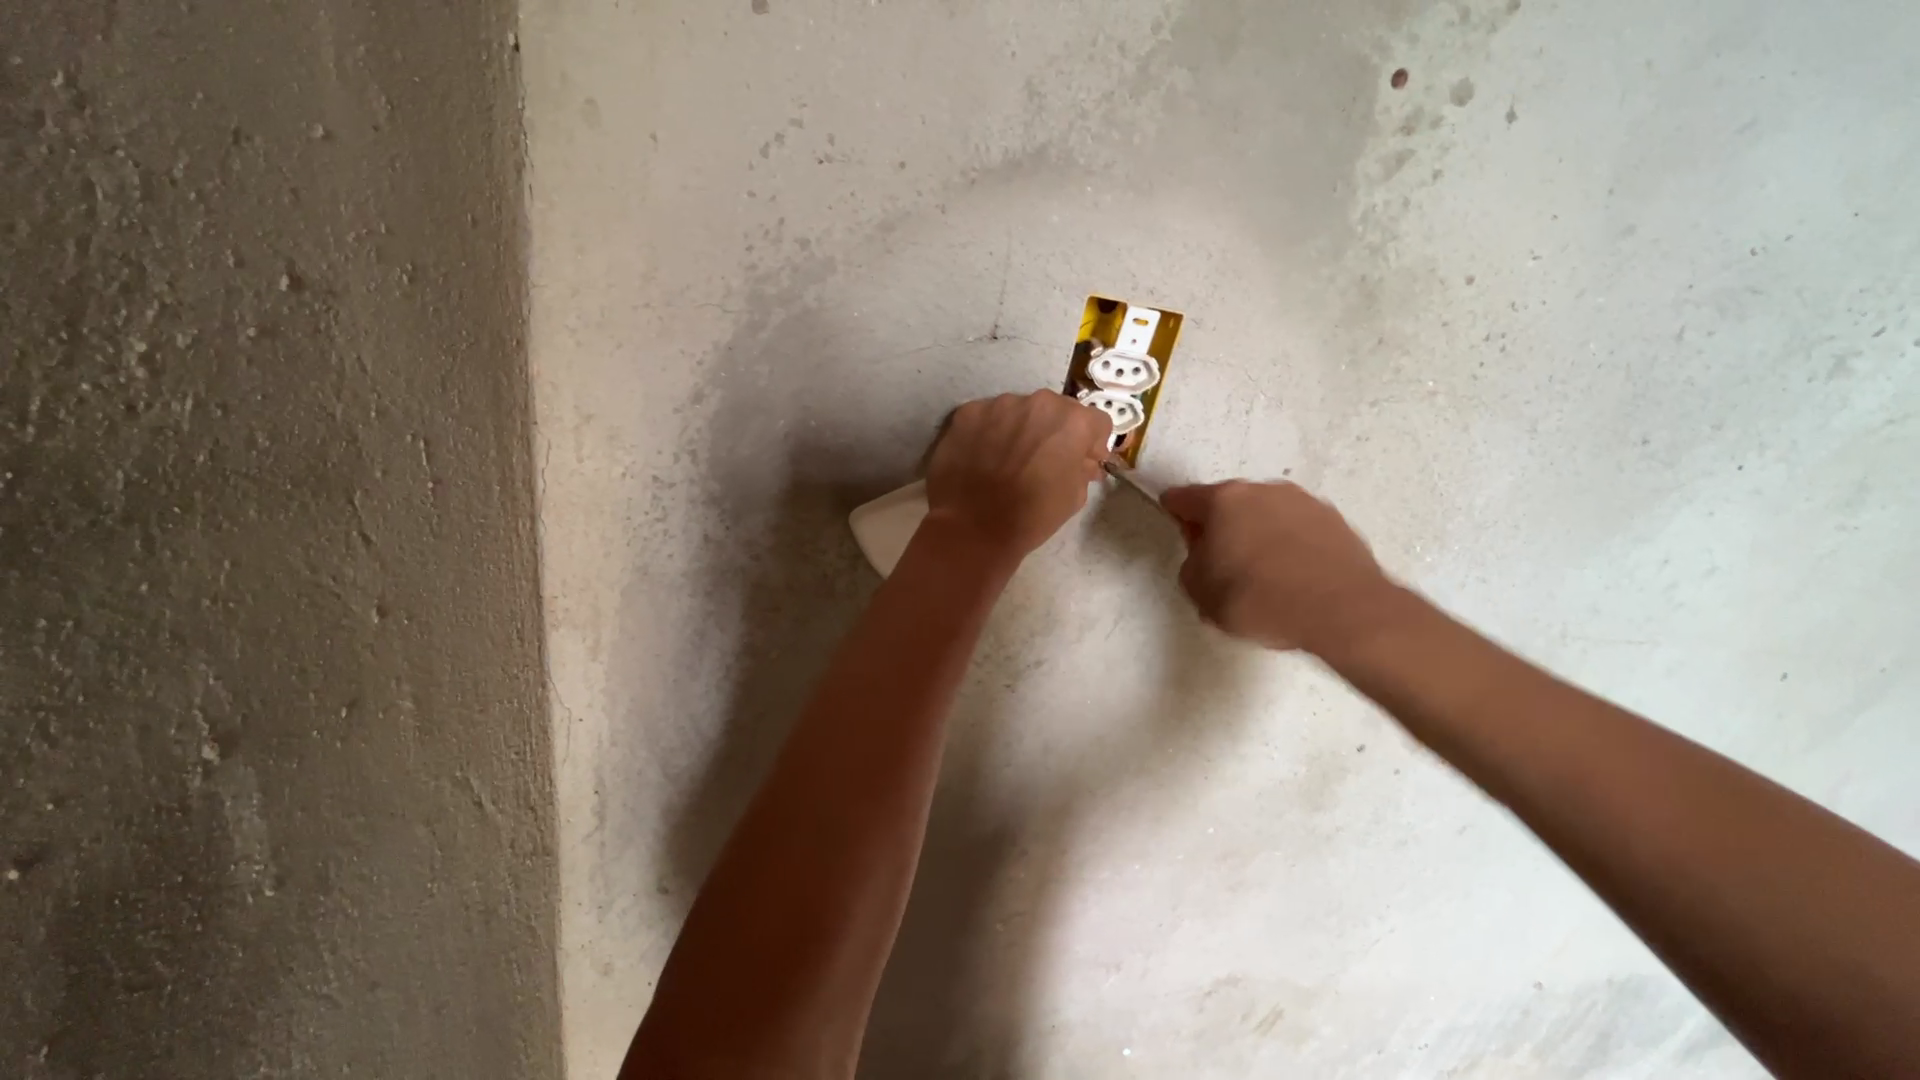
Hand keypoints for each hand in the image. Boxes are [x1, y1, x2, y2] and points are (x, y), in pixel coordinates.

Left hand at [923, 390, 1112, 559]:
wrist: (971, 528)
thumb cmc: (1031, 516)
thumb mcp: (1074, 498)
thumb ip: (1083, 469)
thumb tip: (1083, 461)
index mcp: (1073, 422)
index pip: (1096, 422)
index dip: (1091, 444)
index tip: (1081, 462)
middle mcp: (1038, 402)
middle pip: (1056, 410)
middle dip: (1055, 432)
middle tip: (1043, 461)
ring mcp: (999, 404)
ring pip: (1020, 411)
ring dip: (1021, 429)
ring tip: (1008, 461)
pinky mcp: (967, 412)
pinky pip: (988, 417)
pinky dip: (989, 432)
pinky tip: (983, 458)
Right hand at [1161, 480, 1397, 653]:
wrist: (1342, 611)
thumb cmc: (1260, 600)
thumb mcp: (1201, 593)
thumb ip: (1192, 565)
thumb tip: (1205, 555)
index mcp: (1223, 501)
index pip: (1183, 498)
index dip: (1174, 513)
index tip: (1177, 529)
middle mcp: (1262, 490)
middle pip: (1228, 503)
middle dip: (1220, 526)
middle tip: (1220, 563)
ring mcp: (1302, 501)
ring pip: (1265, 514)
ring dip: (1257, 534)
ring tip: (1262, 574)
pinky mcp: (1333, 520)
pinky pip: (1296, 529)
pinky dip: (1289, 545)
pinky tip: (1293, 577)